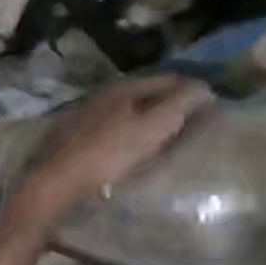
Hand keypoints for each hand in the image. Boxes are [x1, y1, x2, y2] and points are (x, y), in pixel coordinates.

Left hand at [9, 75, 213, 227]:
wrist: (53, 184)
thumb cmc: (106, 155)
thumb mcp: (152, 128)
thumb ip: (180, 105)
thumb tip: (205, 88)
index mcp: (121, 88)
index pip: (168, 79)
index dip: (193, 92)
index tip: (212, 108)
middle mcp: (99, 97)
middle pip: (144, 97)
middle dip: (168, 108)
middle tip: (191, 126)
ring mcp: (81, 118)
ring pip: (123, 116)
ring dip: (144, 125)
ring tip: (163, 143)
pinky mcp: (69, 142)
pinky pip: (106, 136)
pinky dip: (123, 140)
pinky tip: (127, 157)